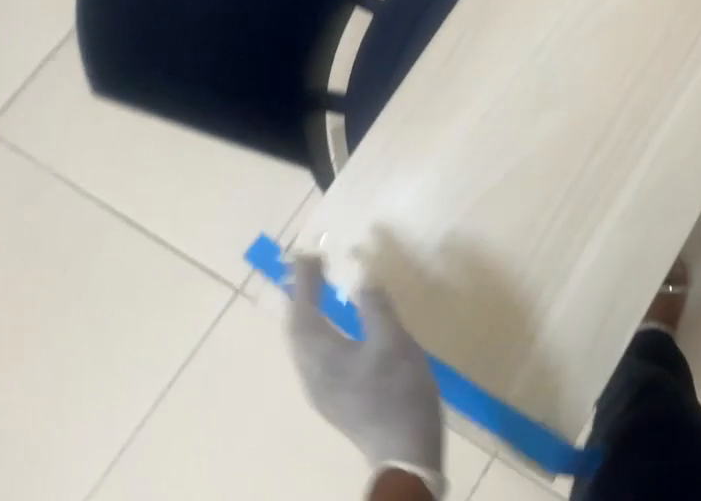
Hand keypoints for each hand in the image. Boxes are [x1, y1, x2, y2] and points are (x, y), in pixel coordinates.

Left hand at [287, 255, 445, 496]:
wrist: (403, 447)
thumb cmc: (399, 390)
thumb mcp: (394, 341)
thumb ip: (376, 308)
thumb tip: (363, 279)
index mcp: (323, 355)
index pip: (305, 310)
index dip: (305, 281)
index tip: (307, 252)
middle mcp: (312, 371)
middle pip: (297, 328)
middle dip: (301, 294)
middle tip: (309, 265)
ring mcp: (320, 388)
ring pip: (304, 343)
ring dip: (308, 312)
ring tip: (316, 290)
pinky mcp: (333, 397)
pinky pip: (315, 353)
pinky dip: (318, 330)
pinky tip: (334, 328)